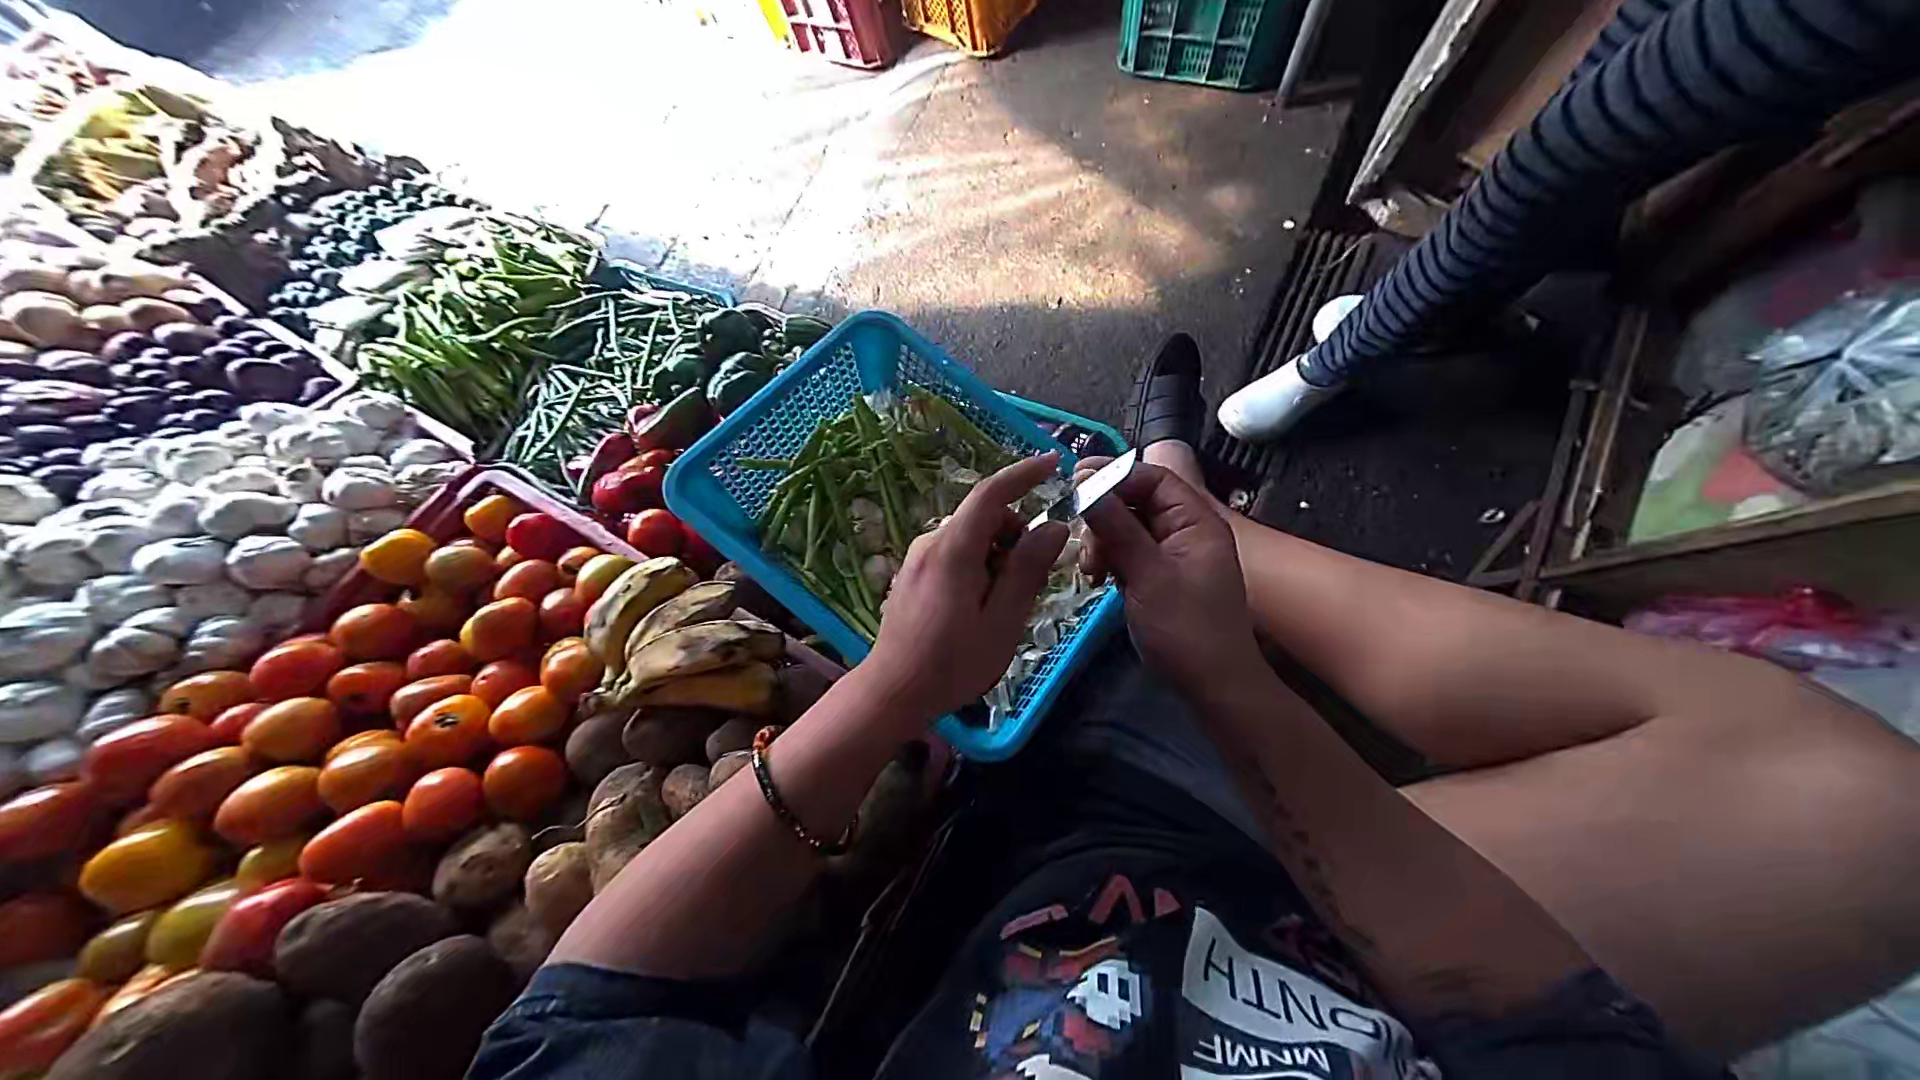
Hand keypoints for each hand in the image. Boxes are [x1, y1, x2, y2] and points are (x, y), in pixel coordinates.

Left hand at [862, 453, 1069, 719]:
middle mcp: (931, 543)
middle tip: (1028, 585)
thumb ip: (1028, 570)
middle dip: (1014, 537)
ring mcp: (917, 558)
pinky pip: (955, 554)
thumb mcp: (1002, 621)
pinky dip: (977, 566)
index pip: (991, 494)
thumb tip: (1053, 527)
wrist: (893, 691)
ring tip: (1001, 606)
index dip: (1023, 474)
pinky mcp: (912, 574)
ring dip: (997, 557)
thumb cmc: (952, 663)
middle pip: (984, 518)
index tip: (1053, 463)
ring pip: (971, 538)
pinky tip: (977, 608)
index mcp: (953, 549)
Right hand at [1078, 459, 1260, 689]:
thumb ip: (1117, 527)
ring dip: (1102, 541)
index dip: (1113, 475)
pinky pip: (1125, 552)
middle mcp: (1183, 530)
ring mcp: (1169, 554)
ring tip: (1093, 570)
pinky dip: (1108, 559)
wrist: (1212, 687)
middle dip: (1104, 516)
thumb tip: (1084, 485)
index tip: (1074, 483)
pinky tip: (1098, 578)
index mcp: (1195, 520)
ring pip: (1124, 527)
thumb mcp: (1149, 575)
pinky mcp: (1155, 576)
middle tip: (1084, 542)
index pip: (1152, 477)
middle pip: (1134, 500)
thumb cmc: (1187, 629)